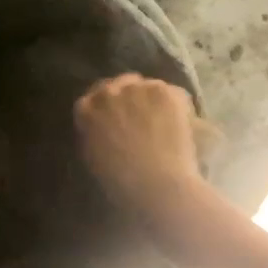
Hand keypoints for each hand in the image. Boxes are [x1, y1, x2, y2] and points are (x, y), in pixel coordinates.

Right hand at [74, 74, 202, 214]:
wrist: (155, 184)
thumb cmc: (121, 181)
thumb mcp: (94, 155)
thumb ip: (94, 132)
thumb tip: (104, 124)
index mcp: (86, 110)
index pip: (94, 97)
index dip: (109, 105)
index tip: (118, 115)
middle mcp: (108, 93)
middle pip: (121, 84)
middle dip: (131, 96)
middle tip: (144, 116)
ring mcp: (137, 89)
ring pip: (149, 87)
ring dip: (155, 100)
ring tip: (165, 122)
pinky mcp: (164, 92)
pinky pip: (174, 93)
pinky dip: (178, 105)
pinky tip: (181, 125)